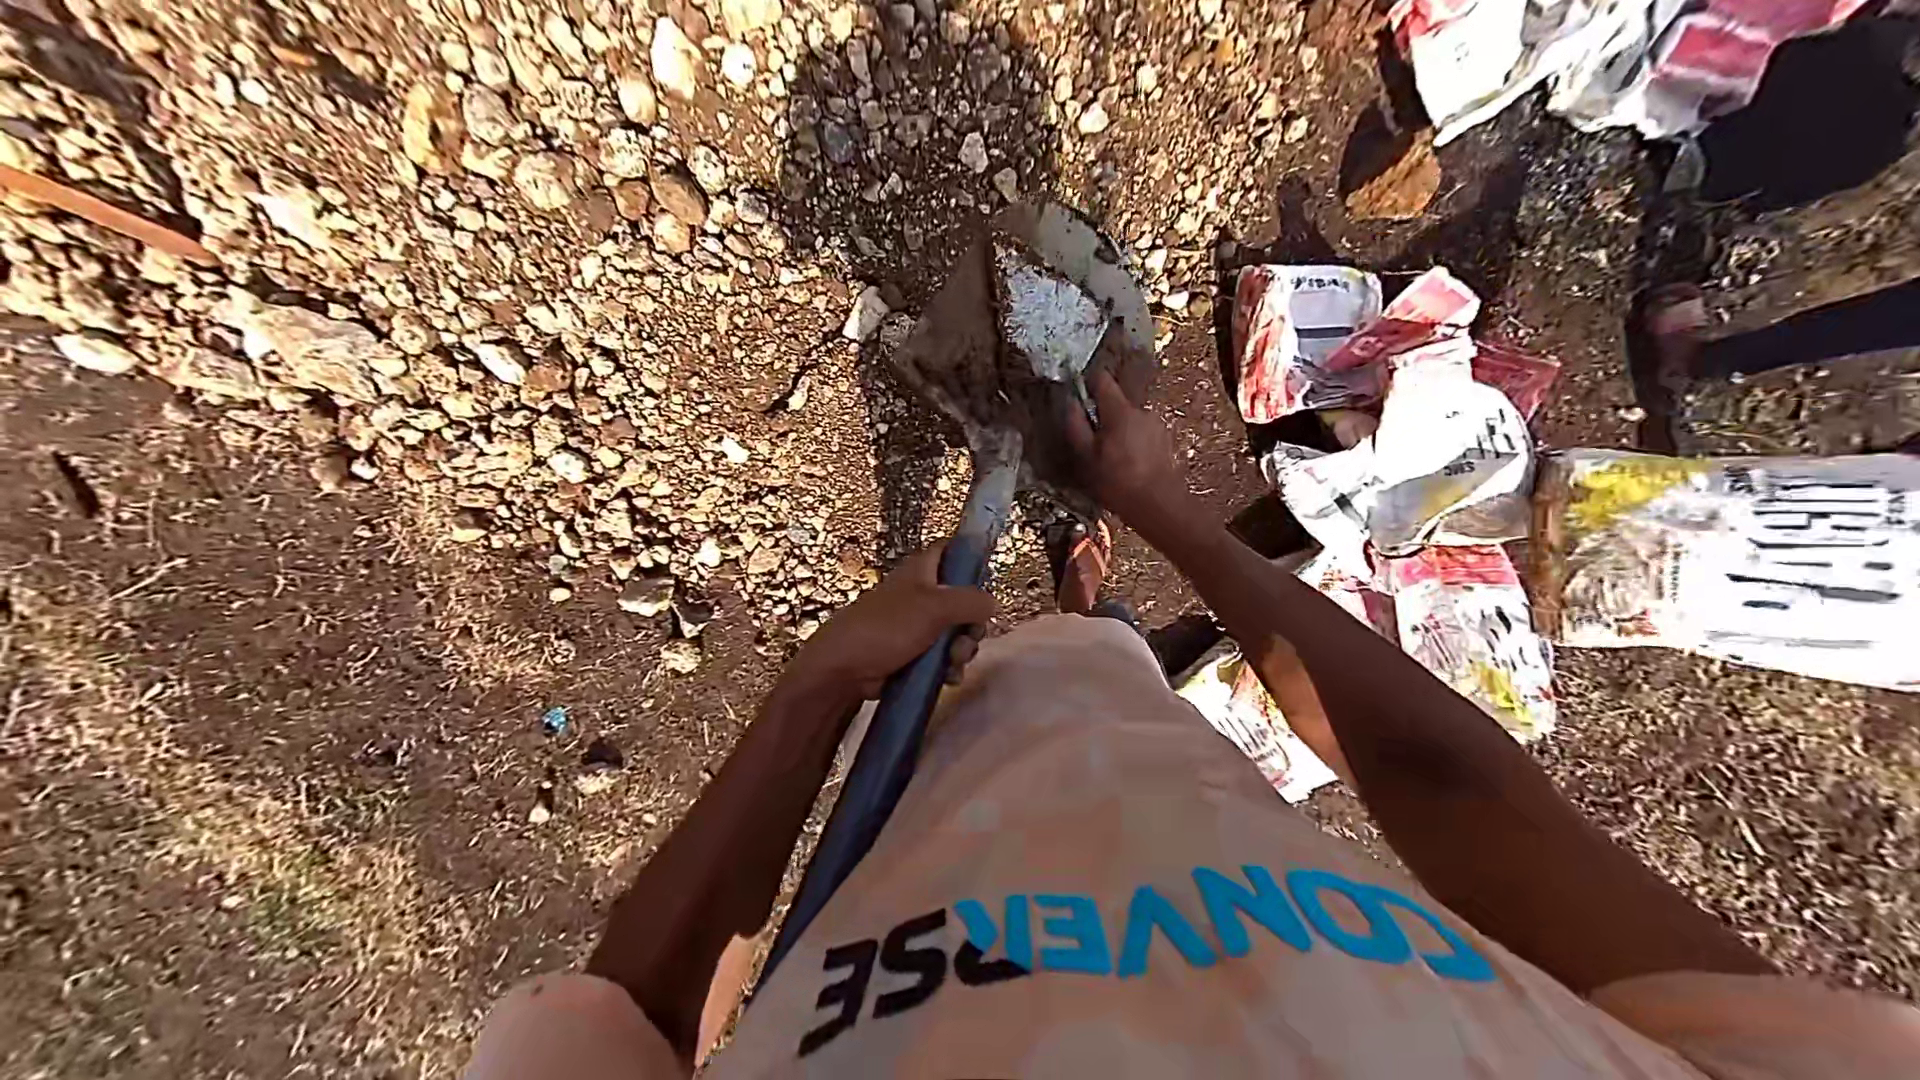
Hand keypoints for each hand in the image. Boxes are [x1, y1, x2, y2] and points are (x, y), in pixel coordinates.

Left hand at [781, 544, 998, 704]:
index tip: (984, 580)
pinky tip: (947, 677)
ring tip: (952, 662)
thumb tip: (993, 603)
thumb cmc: (886, 627)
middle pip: (965, 599)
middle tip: (967, 636)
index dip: (970, 559)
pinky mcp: (915, 653)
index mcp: (923, 570)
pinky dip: (949, 666)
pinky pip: (944, 656)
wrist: (844, 669)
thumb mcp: (934, 607)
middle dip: (972, 622)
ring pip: (957, 632)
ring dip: (961, 649)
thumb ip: (970, 601)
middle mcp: (923, 593)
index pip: (952, 550)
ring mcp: (918, 625)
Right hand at [1064, 368, 1190, 535]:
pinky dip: (1132, 443)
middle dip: (1102, 417)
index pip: (1102, 380)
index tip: (1078, 395)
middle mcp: (1141, 412)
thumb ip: (1076, 425)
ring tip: (1110, 459)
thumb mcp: (1086, 456)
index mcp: (1119, 411)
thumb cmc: (1117, 482)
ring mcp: (1156, 425)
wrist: (1157, 504)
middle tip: (1092, 441)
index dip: (1088, 383)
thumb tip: (1071, 403)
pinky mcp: (1164, 440)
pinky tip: (1127, 465)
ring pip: (1129, 420)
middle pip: (1116, 403)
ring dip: (1118, 432)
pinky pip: (1141, 433)